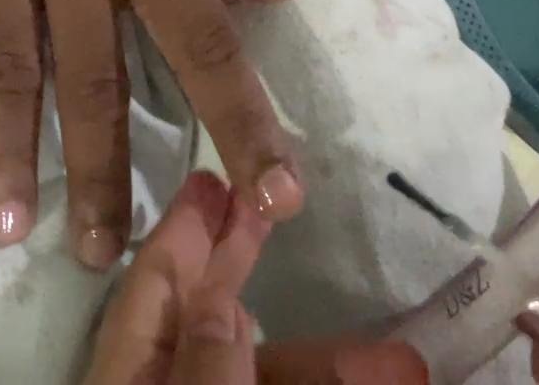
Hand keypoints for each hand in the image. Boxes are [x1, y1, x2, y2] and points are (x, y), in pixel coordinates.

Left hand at [85, 173, 426, 384]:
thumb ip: (200, 368)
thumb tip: (220, 300)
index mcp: (126, 373)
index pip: (154, 286)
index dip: (183, 229)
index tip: (212, 176)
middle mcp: (163, 379)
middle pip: (209, 316)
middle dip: (250, 264)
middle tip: (278, 200)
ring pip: (264, 371)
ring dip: (333, 362)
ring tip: (412, 360)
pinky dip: (330, 382)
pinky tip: (396, 373)